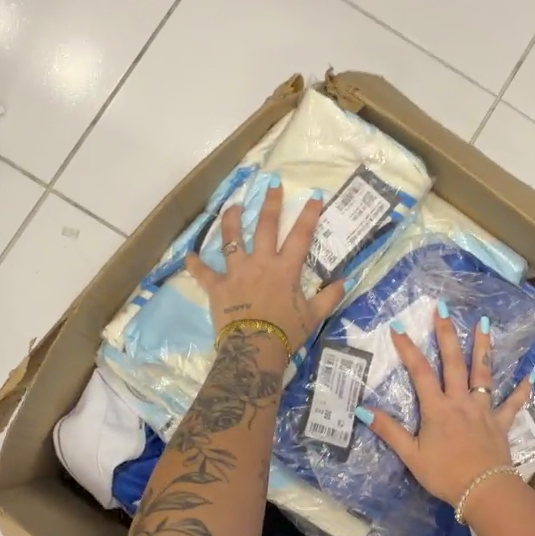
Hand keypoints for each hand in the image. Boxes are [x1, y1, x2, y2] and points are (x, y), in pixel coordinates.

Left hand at [186, 180, 346, 351]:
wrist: (255, 349)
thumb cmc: (287, 333)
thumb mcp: (314, 316)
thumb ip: (330, 297)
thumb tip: (344, 281)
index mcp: (285, 269)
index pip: (301, 236)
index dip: (309, 215)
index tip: (315, 197)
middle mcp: (261, 263)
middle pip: (265, 227)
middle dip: (270, 204)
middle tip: (272, 185)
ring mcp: (237, 273)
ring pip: (231, 240)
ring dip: (231, 221)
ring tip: (232, 208)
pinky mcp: (218, 287)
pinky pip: (203, 273)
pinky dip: (195, 264)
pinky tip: (190, 256)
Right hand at [356, 306, 534, 505]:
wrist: (484, 490)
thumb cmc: (445, 475)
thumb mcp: (411, 455)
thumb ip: (389, 431)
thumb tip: (362, 410)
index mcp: (437, 408)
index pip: (420, 372)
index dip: (408, 349)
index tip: (399, 327)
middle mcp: (461, 402)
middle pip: (454, 362)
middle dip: (447, 334)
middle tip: (444, 308)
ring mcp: (484, 410)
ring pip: (484, 374)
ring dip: (483, 347)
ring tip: (484, 323)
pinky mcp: (501, 423)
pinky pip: (513, 404)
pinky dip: (522, 390)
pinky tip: (532, 375)